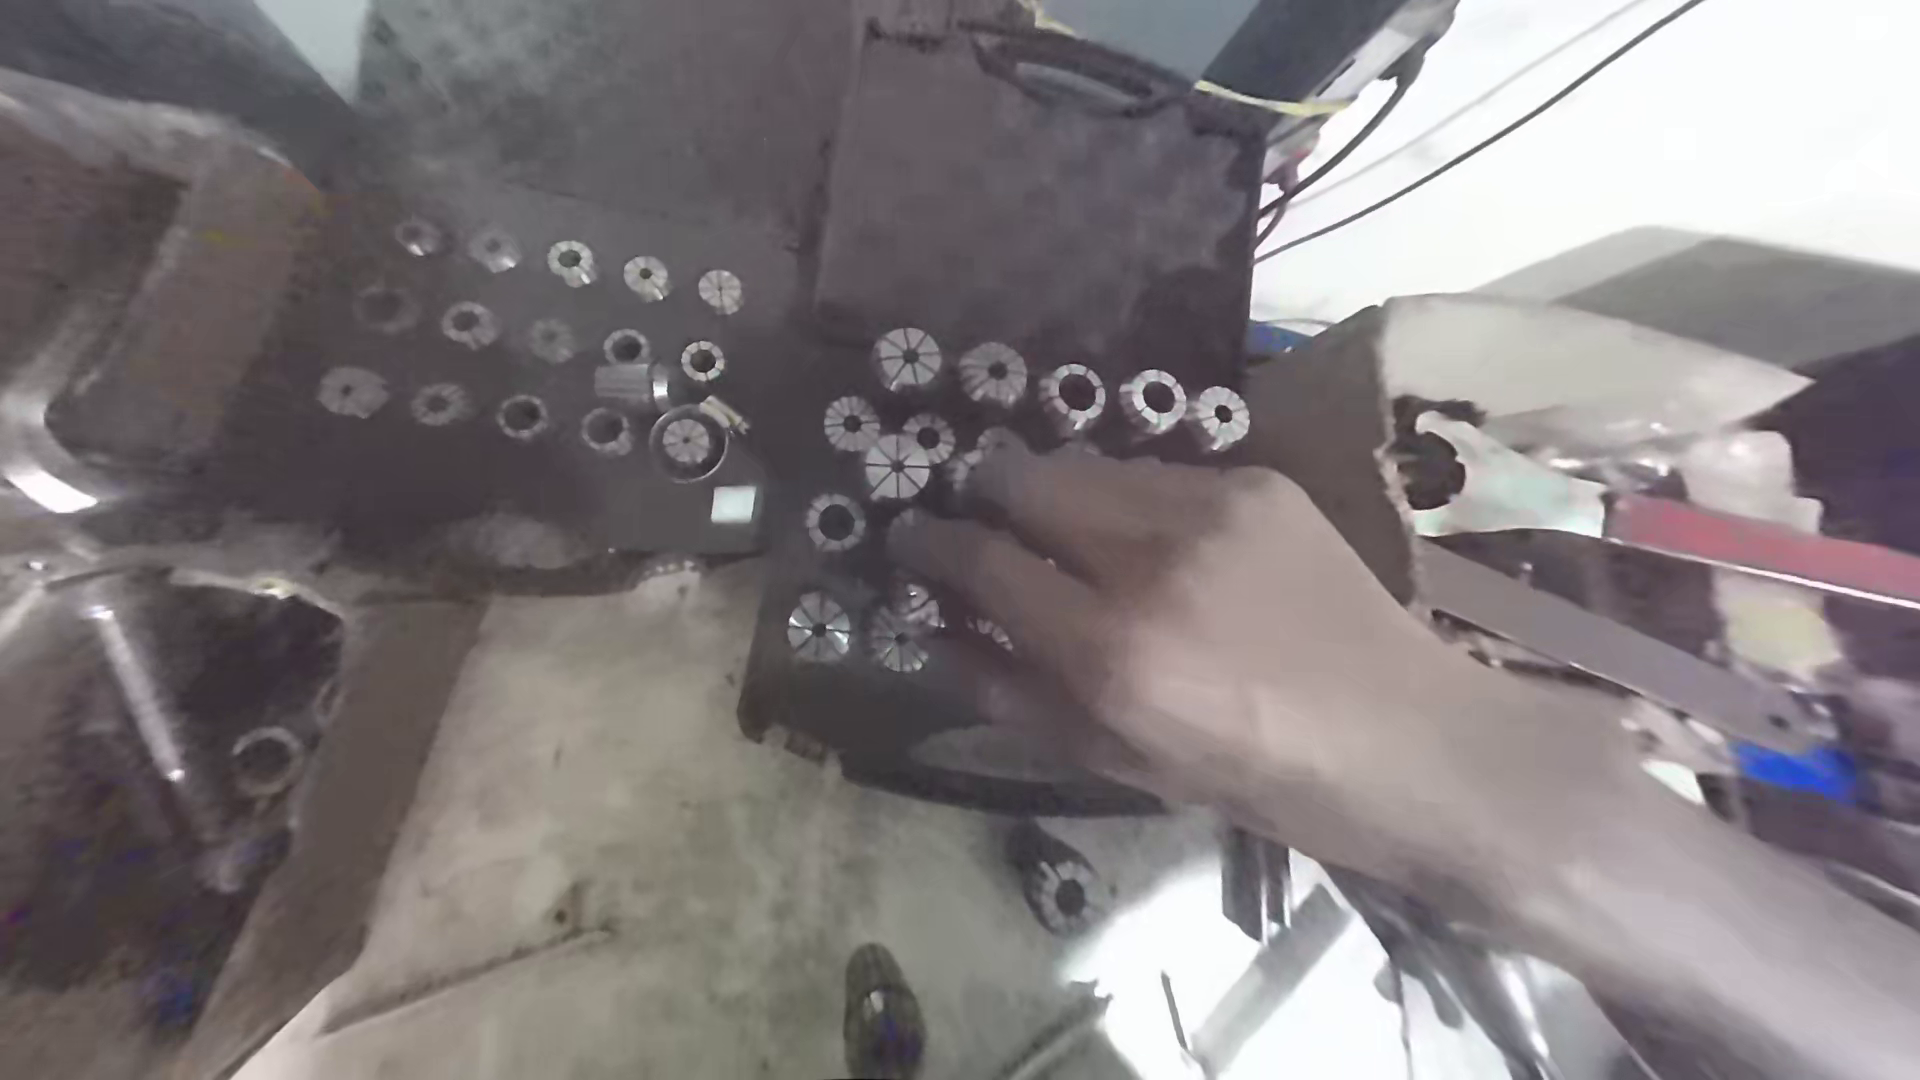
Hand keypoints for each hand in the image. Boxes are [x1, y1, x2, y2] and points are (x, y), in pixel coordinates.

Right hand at [890, 445, 1645, 913]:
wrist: (1407, 738)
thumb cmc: (1244, 773)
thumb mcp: (1109, 758)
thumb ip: (1007, 688)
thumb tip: (938, 628)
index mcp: (1112, 648)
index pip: (984, 561)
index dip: (930, 542)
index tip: (907, 536)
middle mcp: (1153, 557)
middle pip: (1023, 476)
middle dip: (981, 491)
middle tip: (978, 519)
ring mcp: (1211, 504)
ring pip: (1082, 462)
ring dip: (1051, 493)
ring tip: (1063, 532)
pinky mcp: (1254, 480)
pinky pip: (1149, 472)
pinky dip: (1120, 498)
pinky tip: (1144, 537)